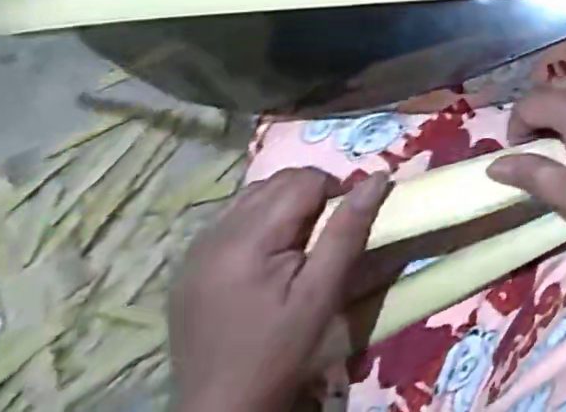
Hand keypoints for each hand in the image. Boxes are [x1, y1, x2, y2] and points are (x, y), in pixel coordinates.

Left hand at [169, 168, 390, 411]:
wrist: (221, 411)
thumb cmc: (279, 352)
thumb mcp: (322, 293)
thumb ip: (348, 230)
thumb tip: (378, 177)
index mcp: (246, 240)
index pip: (303, 181)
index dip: (333, 193)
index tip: (342, 227)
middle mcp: (213, 234)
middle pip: (277, 181)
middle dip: (310, 195)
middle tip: (324, 234)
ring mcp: (194, 249)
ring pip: (254, 193)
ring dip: (284, 204)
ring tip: (297, 243)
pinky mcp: (187, 263)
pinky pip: (232, 216)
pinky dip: (258, 220)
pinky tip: (266, 255)